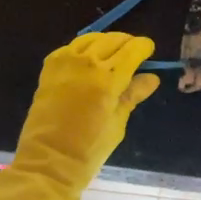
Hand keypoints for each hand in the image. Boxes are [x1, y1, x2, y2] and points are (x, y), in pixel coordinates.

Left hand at [17, 32, 160, 191]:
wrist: (49, 160)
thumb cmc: (89, 149)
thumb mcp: (118, 123)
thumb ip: (133, 95)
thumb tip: (152, 78)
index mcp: (108, 80)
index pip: (133, 50)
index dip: (144, 47)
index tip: (148, 52)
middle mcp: (88, 64)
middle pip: (114, 40)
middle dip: (127, 43)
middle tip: (132, 53)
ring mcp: (66, 63)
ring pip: (92, 39)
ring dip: (106, 42)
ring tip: (111, 53)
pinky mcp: (49, 68)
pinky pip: (70, 47)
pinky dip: (83, 49)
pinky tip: (87, 60)